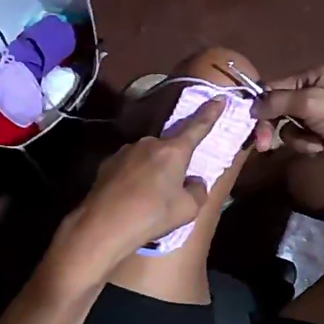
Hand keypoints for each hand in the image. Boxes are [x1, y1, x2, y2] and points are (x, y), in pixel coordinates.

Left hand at [49, 98, 225, 283]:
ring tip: (147, 198)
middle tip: (172, 189)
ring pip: (147, 157)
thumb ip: (197, 190)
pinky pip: (129, 166)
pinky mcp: (107, 163)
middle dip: (173, 163)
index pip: (197, 127)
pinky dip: (133, 177)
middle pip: (168, 148)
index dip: (210, 113)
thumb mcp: (188, 209)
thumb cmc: (151, 215)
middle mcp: (148, 143)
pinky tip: (129, 197)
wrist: (103, 224)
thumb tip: (194, 181)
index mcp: (173, 151)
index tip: (220, 98)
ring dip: (151, 171)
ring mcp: (125, 151)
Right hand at [253, 67, 323, 164]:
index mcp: (312, 76)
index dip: (261, 103)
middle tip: (262, 144)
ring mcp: (316, 115)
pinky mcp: (320, 134)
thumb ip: (276, 101)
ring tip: (314, 142)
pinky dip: (307, 144)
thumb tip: (251, 107)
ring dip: (296, 137)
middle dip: (272, 126)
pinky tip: (322, 146)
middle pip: (277, 108)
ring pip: (286, 127)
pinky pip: (299, 139)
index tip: (248, 119)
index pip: (274, 86)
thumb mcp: (307, 102)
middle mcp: (312, 92)